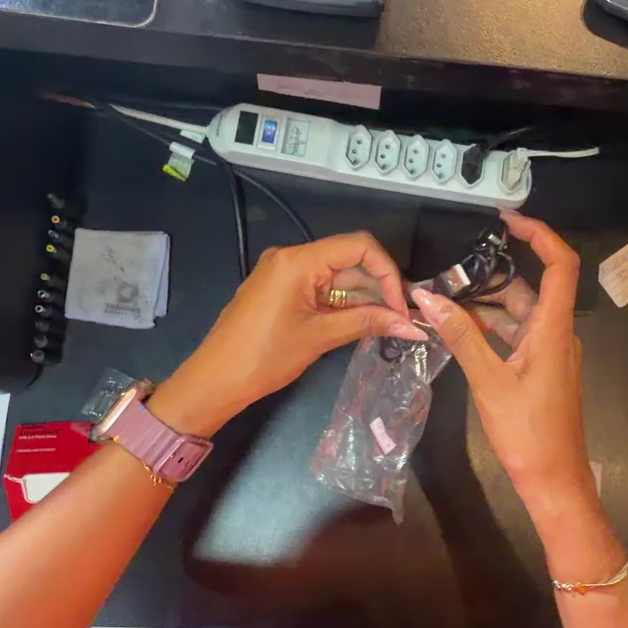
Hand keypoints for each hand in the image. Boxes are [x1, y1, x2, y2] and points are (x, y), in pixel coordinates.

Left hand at [152, 232, 427, 435]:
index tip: (400, 306)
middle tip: (403, 319)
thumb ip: (367, 323)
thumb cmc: (264, 357)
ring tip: (391, 325)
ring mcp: (284, 273)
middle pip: (350, 260)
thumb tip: (412, 326)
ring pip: (338, 277)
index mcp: (298, 260)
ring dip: (365, 298)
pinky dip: (344, 303)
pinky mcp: (281, 290)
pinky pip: (321, 288)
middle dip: (380, 288)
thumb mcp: (320, 337)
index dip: (388, 272)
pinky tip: (365, 323)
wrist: (215, 381)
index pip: (359, 246)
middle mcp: (291, 257)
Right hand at [411, 210, 594, 507]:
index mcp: (554, 329)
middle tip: (453, 268)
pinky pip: (519, 335)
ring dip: (488, 304)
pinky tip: (461, 329)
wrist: (553, 479)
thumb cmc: (527, 432)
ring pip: (522, 313)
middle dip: (494, 274)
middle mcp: (558, 333)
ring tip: (446, 297)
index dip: (540, 234)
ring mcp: (552, 352)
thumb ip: (461, 336)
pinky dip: (493, 328)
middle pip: (533, 287)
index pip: (561, 264)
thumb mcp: (488, 381)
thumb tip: (428, 298)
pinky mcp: (543, 369)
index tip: (507, 219)